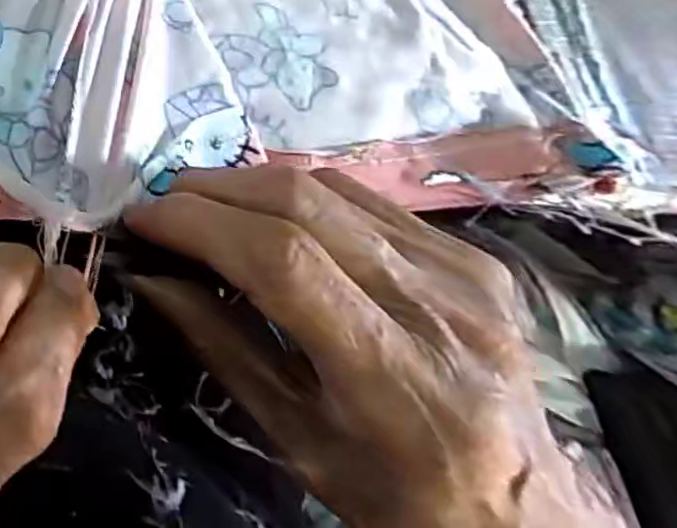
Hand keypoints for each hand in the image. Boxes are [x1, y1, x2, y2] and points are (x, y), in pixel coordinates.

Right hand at [123, 167, 590, 527]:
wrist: (536, 524)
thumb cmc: (398, 496)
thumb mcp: (293, 438)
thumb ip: (217, 343)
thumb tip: (144, 272)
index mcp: (399, 380)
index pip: (281, 259)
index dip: (197, 223)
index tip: (140, 221)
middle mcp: (442, 313)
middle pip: (298, 204)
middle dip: (206, 191)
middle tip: (158, 207)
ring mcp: (467, 277)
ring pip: (323, 186)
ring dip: (240, 183)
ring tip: (198, 205)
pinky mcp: (475, 259)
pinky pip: (356, 196)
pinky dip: (289, 191)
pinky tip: (262, 214)